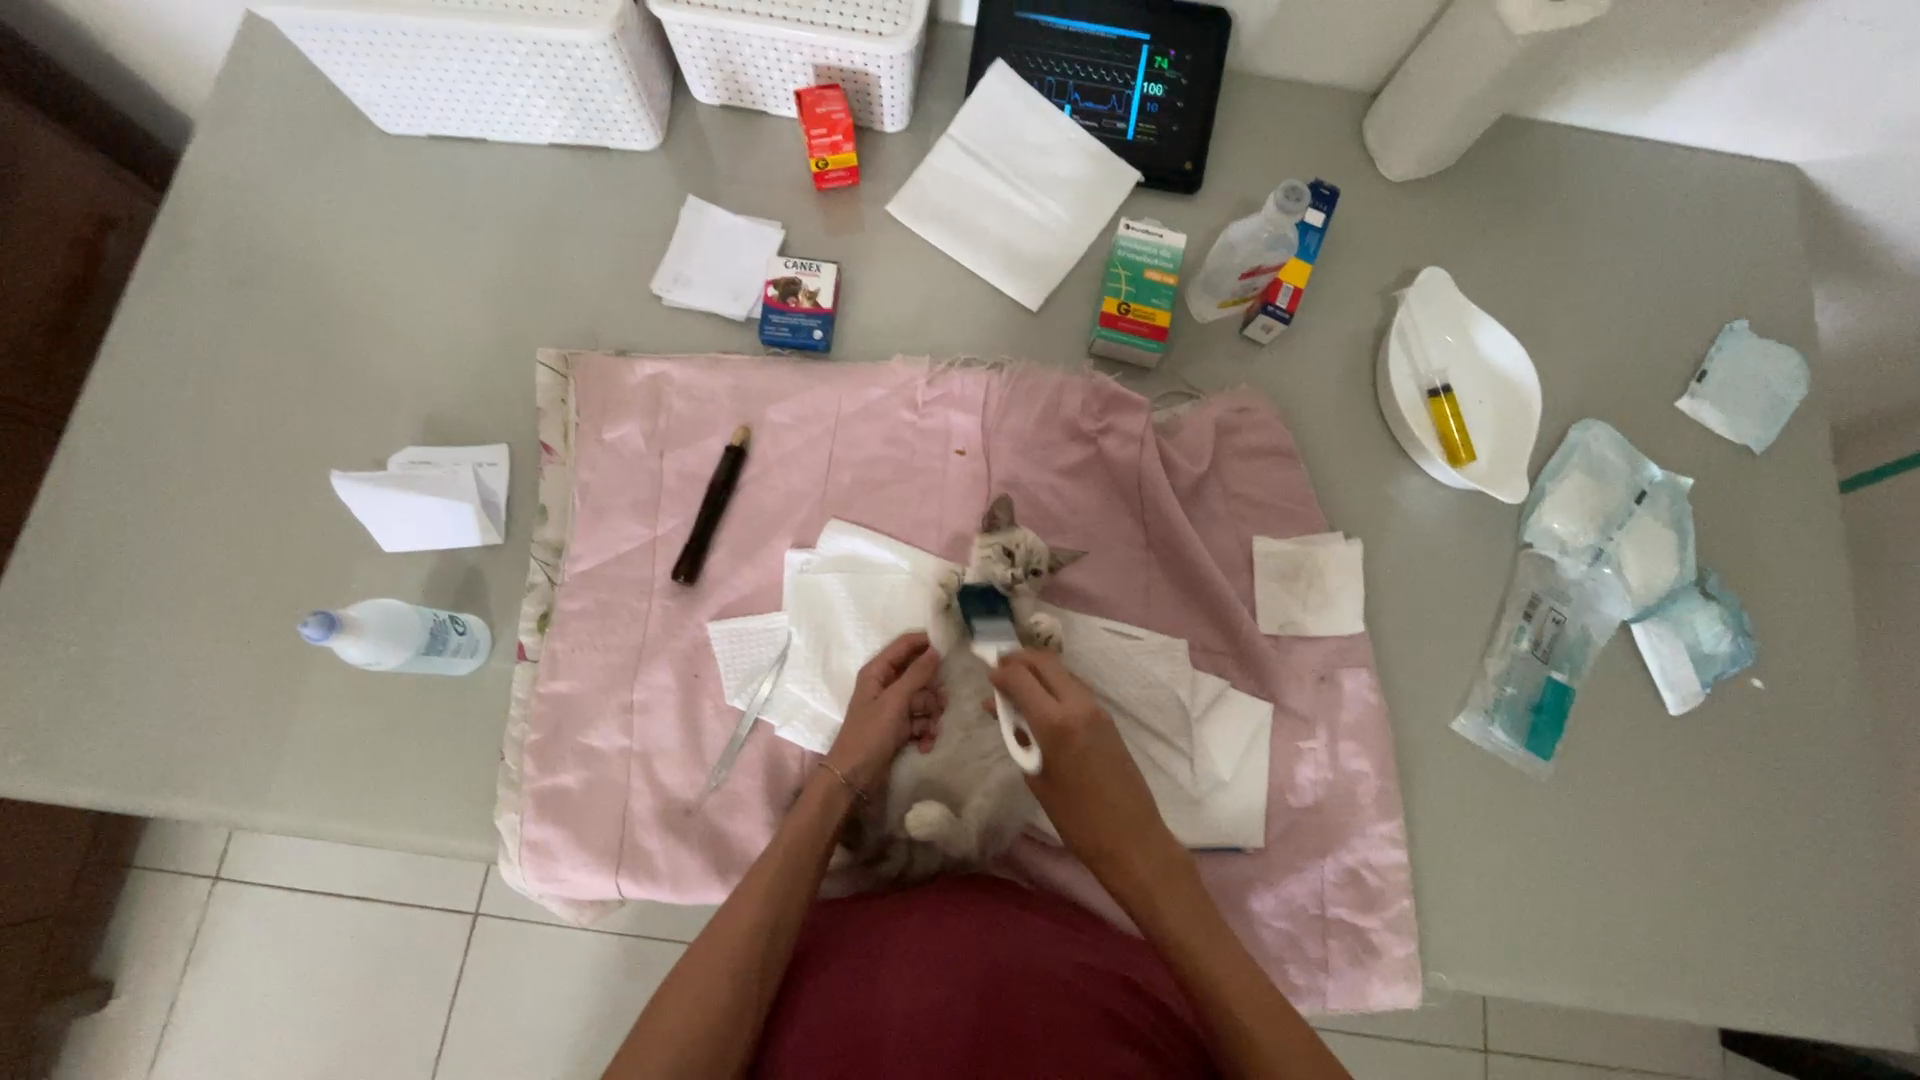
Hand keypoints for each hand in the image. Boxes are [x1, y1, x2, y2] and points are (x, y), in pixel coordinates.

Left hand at [826, 632, 944, 795]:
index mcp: (877, 672)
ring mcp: (893, 708)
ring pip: (924, 700)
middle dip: (932, 691)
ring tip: (931, 730)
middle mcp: (885, 686)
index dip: (926, 643)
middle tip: (941, 703)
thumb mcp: (894, 701)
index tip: (950, 648)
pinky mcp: (899, 728)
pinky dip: (925, 732)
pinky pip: (921, 721)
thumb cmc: (869, 734)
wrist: (854, 778)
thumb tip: (935, 650)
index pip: (904, 645)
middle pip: (919, 675)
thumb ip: (916, 674)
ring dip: (931, 715)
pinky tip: (925, 744)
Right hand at [991, 650, 1182, 886]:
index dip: (1000, 672)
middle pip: (1045, 662)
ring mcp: (1097, 710)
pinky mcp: (1107, 719)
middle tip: (999, 667)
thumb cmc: (1075, 818)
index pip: (1021, 677)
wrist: (1130, 838)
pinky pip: (1076, 688)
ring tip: (1017, 683)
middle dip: (1019, 659)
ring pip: (1063, 671)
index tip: (987, 677)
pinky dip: (1055, 684)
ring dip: (1038, 669)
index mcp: (1056, 722)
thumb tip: (1002, 711)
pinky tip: (1042, 701)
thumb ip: (1019, 737)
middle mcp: (1078, 705)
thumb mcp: (1036, 777)